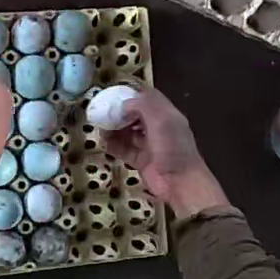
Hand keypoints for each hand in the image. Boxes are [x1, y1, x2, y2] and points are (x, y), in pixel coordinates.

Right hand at [103, 89, 229, 218]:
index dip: (133, 96)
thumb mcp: (161, 120)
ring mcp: (150, 145)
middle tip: (103, 114)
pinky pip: (125, 150)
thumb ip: (143, 106)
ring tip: (100, 128)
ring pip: (129, 133)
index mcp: (167, 115)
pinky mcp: (142, 161)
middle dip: (120, 114)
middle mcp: (159, 128)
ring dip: (115, 130)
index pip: (149, 99)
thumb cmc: (172, 147)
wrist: (179, 182)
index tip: (114, 96)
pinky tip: (104, 142)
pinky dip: (114, 146)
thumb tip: (124, 104)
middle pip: (136, 116)